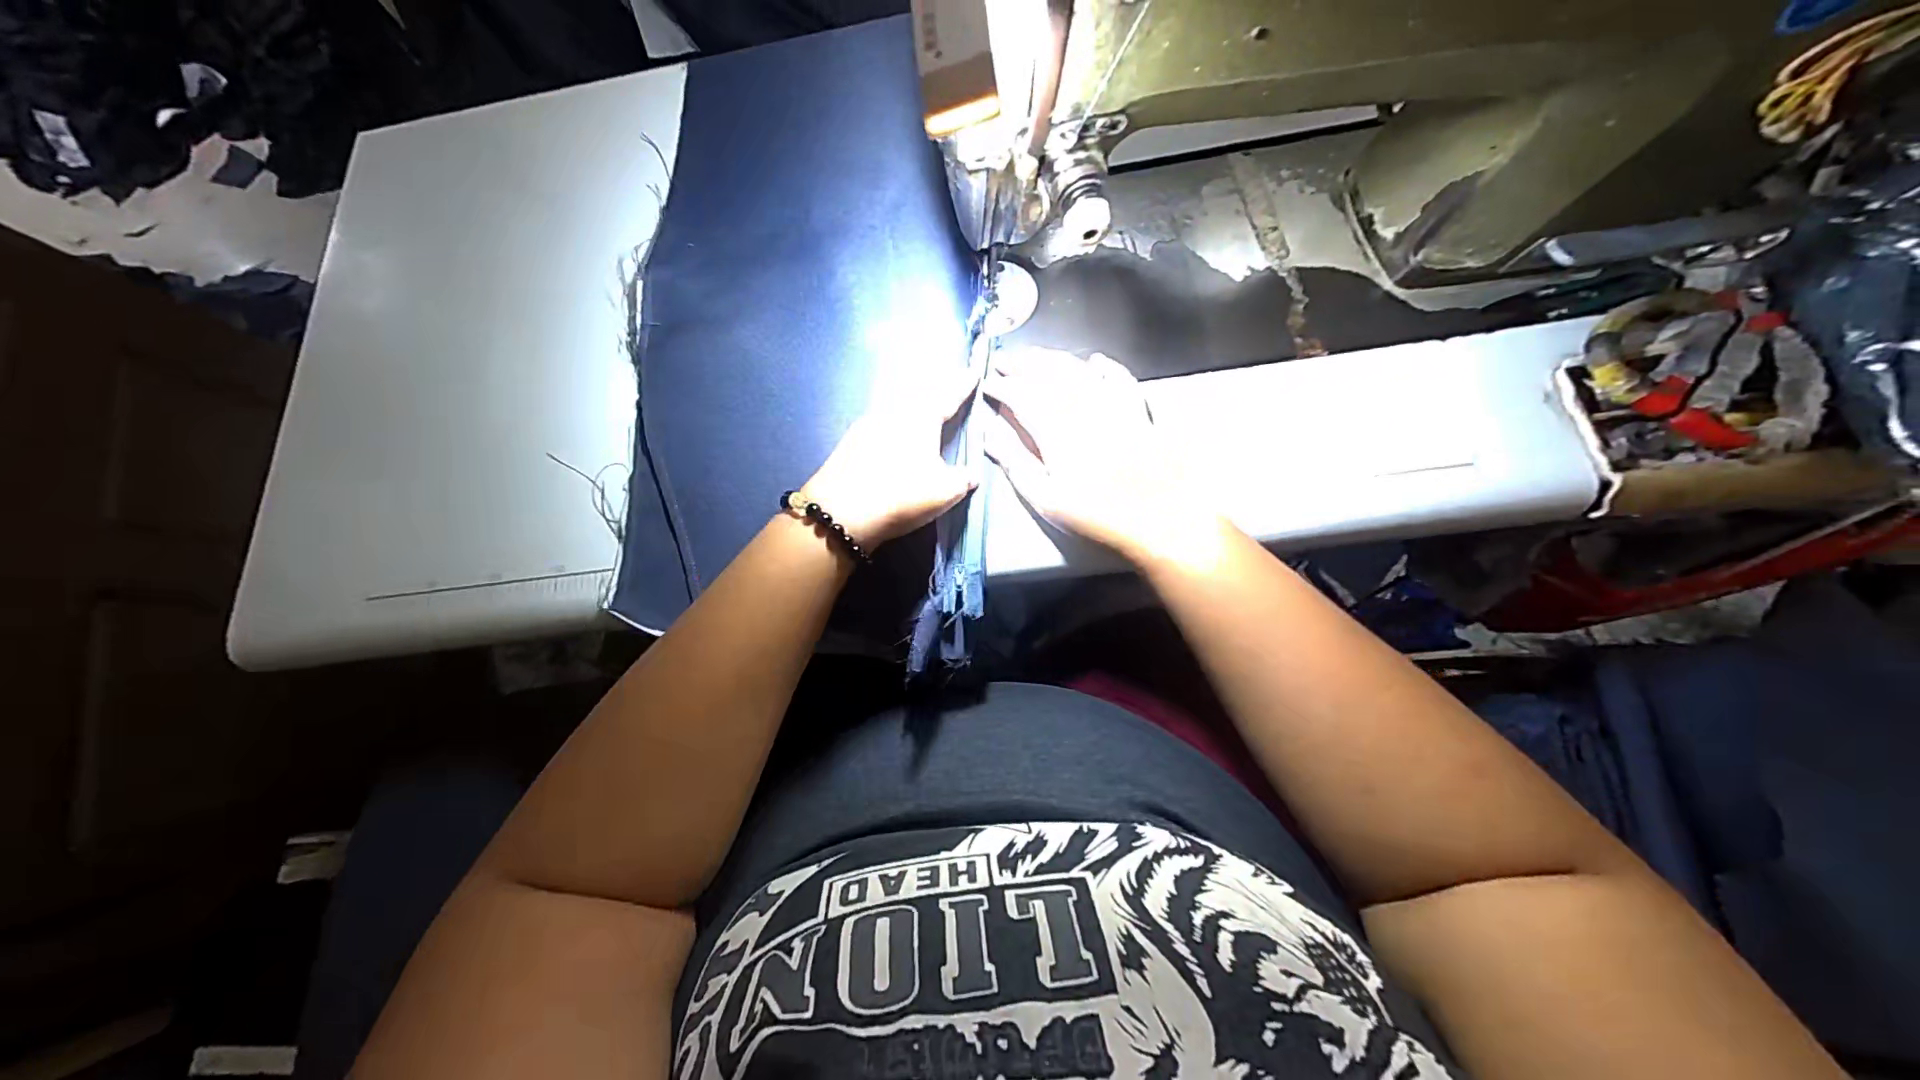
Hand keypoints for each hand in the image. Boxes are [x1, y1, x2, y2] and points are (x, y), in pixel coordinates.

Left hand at [796, 365, 978, 547]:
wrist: (839, 515)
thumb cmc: (900, 496)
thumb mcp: (945, 492)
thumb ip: (963, 478)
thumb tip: (969, 473)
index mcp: (920, 417)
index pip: (948, 396)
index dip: (963, 386)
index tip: (973, 372)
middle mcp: (892, 413)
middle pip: (919, 400)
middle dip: (935, 398)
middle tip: (948, 397)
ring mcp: (866, 427)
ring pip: (896, 415)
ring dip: (911, 418)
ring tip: (923, 426)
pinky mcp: (848, 446)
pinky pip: (879, 431)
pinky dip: (892, 435)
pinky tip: (893, 446)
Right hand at [983, 348, 1222, 563]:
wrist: (1164, 517)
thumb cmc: (1099, 516)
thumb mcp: (1046, 499)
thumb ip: (1015, 463)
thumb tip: (990, 434)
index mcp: (1057, 429)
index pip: (1022, 395)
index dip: (1001, 386)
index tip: (988, 384)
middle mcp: (1086, 407)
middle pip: (1050, 374)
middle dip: (1023, 364)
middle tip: (1006, 360)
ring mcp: (1117, 405)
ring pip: (1082, 371)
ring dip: (1056, 359)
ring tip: (1039, 356)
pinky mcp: (1144, 411)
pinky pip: (1122, 379)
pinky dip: (1107, 367)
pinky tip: (1097, 363)